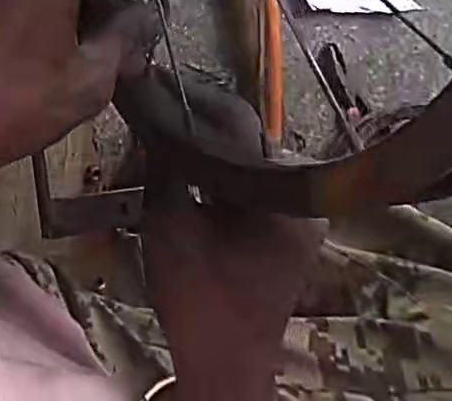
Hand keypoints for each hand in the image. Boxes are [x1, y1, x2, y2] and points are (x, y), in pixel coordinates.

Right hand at [140, 78, 325, 398]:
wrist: (221, 365)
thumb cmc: (198, 298)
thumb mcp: (169, 222)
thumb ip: (164, 161)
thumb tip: (151, 111)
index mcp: (284, 196)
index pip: (238, 122)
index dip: (193, 101)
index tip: (158, 86)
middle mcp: (300, 198)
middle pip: (243, 136)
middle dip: (197, 122)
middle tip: (157, 108)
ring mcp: (297, 212)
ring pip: (243, 153)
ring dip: (205, 143)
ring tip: (165, 127)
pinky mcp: (284, 224)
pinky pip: (247, 176)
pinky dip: (216, 167)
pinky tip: (185, 160)